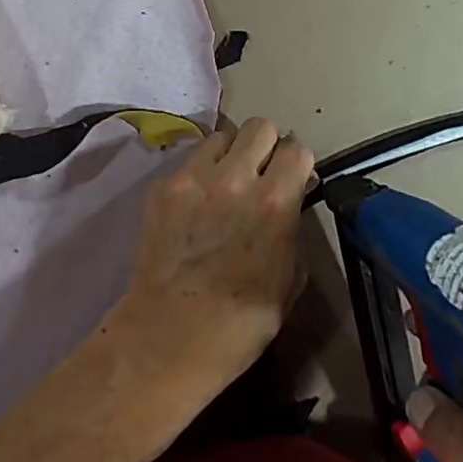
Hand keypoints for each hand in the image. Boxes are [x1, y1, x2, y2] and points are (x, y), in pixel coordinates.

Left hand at [109, 119, 315, 388]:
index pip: (298, 149)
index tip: (294, 177)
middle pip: (260, 126)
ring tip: (225, 181)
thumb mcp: (290, 277)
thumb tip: (288, 205)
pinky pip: (189, 161)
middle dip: (267, 145)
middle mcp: (235, 178)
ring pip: (221, 137)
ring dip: (230, 154)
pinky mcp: (163, 187)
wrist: (172, 335)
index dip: (299, 163)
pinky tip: (196, 201)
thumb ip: (291, 228)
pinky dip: (200, 172)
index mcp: (275, 202)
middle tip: (262, 170)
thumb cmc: (242, 320)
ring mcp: (193, 178)